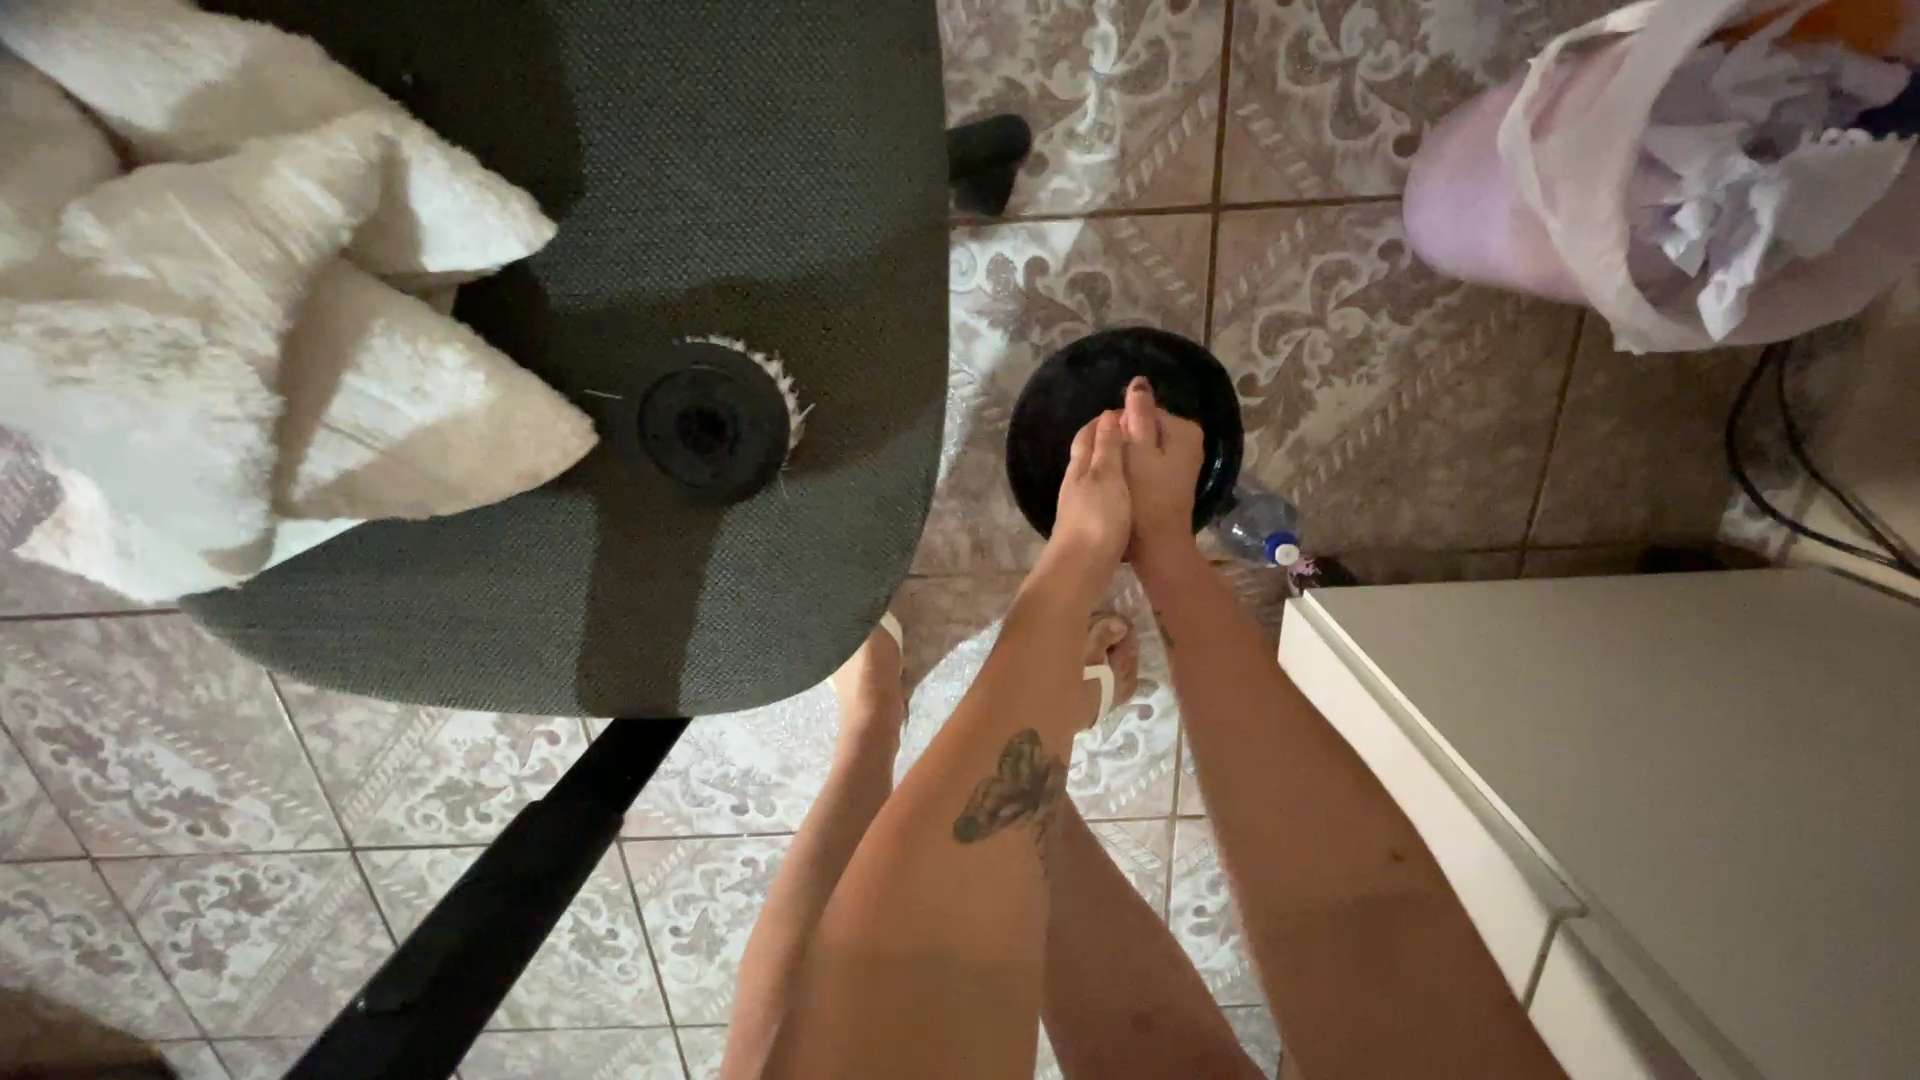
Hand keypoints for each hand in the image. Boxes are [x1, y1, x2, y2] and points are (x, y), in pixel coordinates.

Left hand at [1049, 411, 1130, 572]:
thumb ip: (1107, 447)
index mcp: (1080, 467)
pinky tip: (1128, 494)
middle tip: (1135, 433)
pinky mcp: (1089, 525)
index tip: (1128, 412)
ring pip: (1095, 476)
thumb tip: (1108, 415)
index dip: (1104, 421)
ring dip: (1112, 465)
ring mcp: (1080, 506)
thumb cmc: (1097, 517)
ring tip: (1137, 461)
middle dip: (1107, 440)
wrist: (1081, 567)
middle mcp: (1076, 483)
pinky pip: (1101, 497)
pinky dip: (1114, 488)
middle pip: (1088, 454)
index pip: (1088, 434)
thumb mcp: (1106, 476)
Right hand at [1118, 377, 1204, 562]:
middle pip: (1146, 427)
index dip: (1121, 426)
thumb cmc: (1144, 495)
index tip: (1111, 448)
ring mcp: (1184, 461)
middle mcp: (1190, 441)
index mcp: (1184, 430)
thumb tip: (1139, 382)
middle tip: (1114, 463)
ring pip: (1147, 445)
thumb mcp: (1137, 450)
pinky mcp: (1175, 478)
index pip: (1142, 411)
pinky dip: (1138, 468)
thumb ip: (1138, 414)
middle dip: (1127, 440)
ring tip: (1118, 473)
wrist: (1158, 543)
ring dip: (1130, 455)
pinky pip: (1151, 461)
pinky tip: (1127, 482)